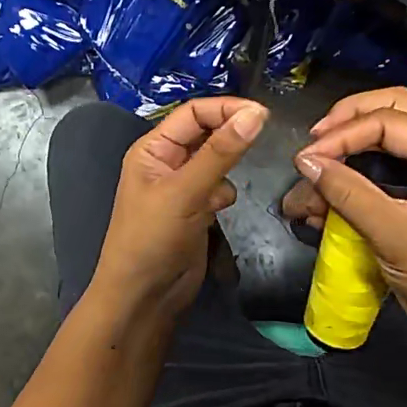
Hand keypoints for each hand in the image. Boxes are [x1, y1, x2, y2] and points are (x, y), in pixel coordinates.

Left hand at [89, 96, 267, 313]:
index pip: (192, 113)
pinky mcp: (195, 209)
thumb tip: (255, 114)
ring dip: (228, 167)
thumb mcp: (185, 192)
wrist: (144, 297)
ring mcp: (181, 187)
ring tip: (226, 185)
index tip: (263, 114)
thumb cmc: (152, 239)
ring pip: (216, 160)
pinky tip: (219, 209)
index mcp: (152, 149)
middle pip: (205, 133)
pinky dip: (224, 192)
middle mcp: (165, 162)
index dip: (225, 109)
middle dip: (230, 135)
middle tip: (263, 136)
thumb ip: (221, 153)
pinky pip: (218, 186)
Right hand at [293, 104, 406, 352]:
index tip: (305, 160)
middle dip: (346, 123)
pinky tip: (325, 202)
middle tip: (313, 143)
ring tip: (311, 185)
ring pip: (384, 139)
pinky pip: (383, 170)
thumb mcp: (395, 235)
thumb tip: (305, 160)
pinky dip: (353, 179)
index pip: (389, 121)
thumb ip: (348, 193)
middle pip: (391, 111)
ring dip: (346, 154)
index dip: (342, 134)